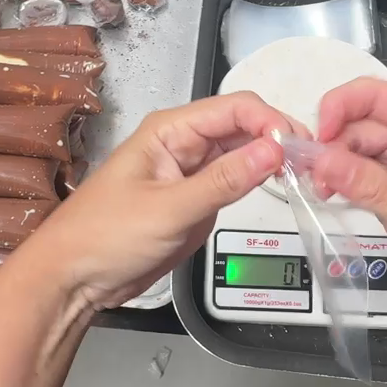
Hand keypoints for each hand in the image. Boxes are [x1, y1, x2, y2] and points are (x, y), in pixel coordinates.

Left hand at [15, 92, 298, 308]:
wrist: (74, 279)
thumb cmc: (104, 236)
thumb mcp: (169, 209)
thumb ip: (224, 180)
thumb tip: (273, 149)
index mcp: (170, 130)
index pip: (234, 108)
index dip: (271, 121)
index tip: (299, 146)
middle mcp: (183, 144)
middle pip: (242, 127)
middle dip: (277, 138)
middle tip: (311, 162)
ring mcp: (190, 172)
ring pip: (241, 153)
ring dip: (270, 159)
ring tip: (304, 173)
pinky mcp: (194, 199)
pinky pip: (232, 181)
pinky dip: (257, 182)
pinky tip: (278, 187)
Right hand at [310, 79, 386, 319]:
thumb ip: (370, 186)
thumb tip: (323, 161)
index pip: (380, 95)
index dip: (342, 106)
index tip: (319, 133)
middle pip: (362, 123)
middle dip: (332, 142)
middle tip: (306, 168)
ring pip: (357, 151)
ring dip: (332, 164)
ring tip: (315, 185)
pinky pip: (362, 176)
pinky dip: (341, 182)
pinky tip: (327, 193)